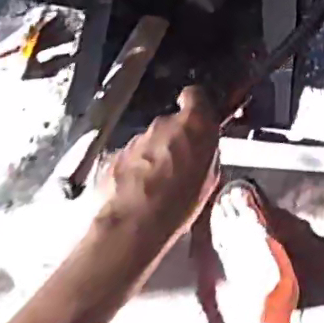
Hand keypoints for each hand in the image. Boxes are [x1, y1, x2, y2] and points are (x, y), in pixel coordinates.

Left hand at [96, 86, 220, 242]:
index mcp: (193, 124)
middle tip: (178, 168)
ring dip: (153, 158)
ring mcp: (136, 139)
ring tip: (156, 188)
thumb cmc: (178, 204)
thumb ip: (207, 153)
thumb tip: (203, 148)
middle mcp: (163, 124)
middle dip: (174, 141)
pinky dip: (133, 171)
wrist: (131, 227)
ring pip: (149, 143)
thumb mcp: (209, 179)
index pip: (196, 95)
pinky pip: (129, 158)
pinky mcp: (114, 155)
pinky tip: (135, 195)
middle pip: (171, 124)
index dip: (196, 104)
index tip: (198, 117)